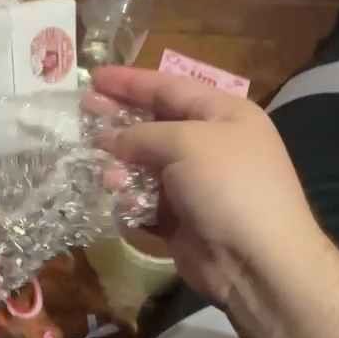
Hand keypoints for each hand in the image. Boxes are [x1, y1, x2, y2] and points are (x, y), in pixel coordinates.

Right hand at [92, 67, 320, 307]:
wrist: (256, 260)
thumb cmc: (228, 187)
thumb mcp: (187, 143)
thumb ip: (143, 134)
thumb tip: (110, 140)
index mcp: (223, 114)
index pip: (169, 87)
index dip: (130, 82)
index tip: (94, 77)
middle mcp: (210, 145)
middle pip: (154, 125)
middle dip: (119, 121)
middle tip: (83, 113)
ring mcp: (195, 185)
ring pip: (145, 166)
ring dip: (122, 168)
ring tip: (105, 174)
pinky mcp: (182, 219)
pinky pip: (146, 203)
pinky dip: (131, 202)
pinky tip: (120, 204)